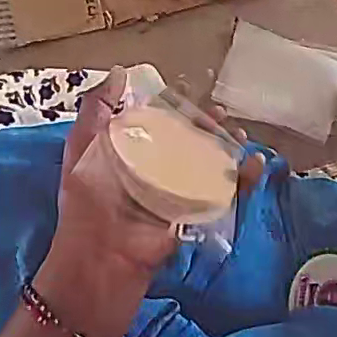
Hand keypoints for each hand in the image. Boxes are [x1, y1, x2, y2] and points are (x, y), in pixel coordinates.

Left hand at [33, 71, 265, 336]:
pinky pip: (222, 194)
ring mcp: (176, 193)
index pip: (157, 121)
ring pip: (208, 163)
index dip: (175, 106)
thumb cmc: (88, 202)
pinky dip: (242, 179)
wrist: (100, 264)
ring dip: (228, 147)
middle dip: (207, 125)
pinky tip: (254, 165)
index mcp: (127, 152)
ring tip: (239, 134)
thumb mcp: (82, 149)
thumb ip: (97, 111)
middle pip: (188, 140)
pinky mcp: (194, 216)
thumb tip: (120, 73)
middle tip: (223, 115)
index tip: (190, 92)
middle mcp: (154, 170)